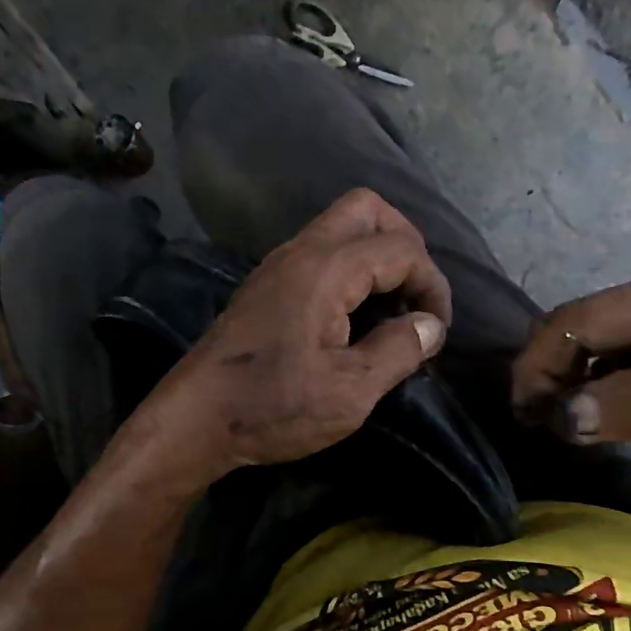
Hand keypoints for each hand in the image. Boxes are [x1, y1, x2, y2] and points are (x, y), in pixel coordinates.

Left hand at [133, 189, 452, 480]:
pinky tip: (357, 316)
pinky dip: (352, 268)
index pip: (401, 249)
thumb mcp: (350, 390)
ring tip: (393, 309)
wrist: (193, 421)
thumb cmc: (273, 407)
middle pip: (368, 209)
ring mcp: (279, 265)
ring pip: (342, 226)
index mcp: (326, 270)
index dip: (432, 284)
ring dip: (378, 255)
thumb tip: (431, 326)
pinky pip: (322, 251)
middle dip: (406, 243)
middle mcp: (301, 252)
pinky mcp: (268, 285)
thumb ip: (399, 350)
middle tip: (416, 295)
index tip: (437, 330)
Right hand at [510, 253, 630, 464]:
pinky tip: (605, 413)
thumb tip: (562, 415)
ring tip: (564, 427)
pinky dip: (605, 382)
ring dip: (575, 379)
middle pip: (584, 324)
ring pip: (604, 338)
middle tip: (541, 429)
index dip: (539, 364)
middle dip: (550, 373)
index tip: (523, 417)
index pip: (580, 318)